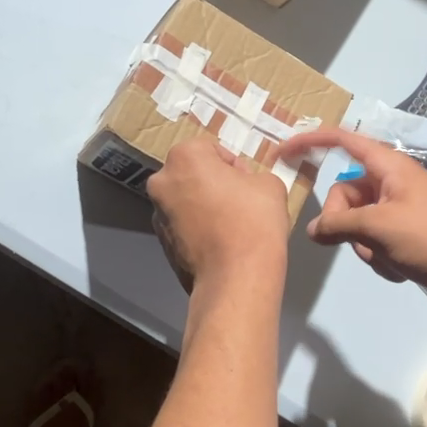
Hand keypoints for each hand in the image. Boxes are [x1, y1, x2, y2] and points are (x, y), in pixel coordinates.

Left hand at [146, 139, 289, 293]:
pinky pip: (183, 226)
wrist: (235, 277)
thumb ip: (253, 175)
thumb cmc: (253, 220)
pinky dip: (197, 229)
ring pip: (185, 201)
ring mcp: (157, 214)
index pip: (211, 149)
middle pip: (192, 175)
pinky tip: (219, 243)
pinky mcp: (161, 243)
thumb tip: (243, 186)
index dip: (234, 165)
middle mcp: (161, 182)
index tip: (248, 184)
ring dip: (203, 206)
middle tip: (240, 202)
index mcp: (183, 157)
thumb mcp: (269, 184)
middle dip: (213, 184)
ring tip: (230, 226)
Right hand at [278, 128, 426, 312]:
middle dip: (344, 221)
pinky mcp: (407, 236)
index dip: (310, 141)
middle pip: (345, 193)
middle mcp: (392, 184)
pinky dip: (380, 257)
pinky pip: (375, 242)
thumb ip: (339, 225)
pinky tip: (401, 268)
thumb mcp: (378, 228)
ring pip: (358, 223)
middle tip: (358, 240)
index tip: (282, 152)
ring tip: (389, 258)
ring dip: (364, 245)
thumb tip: (313, 231)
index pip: (342, 141)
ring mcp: (400, 210)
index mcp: (389, 167)